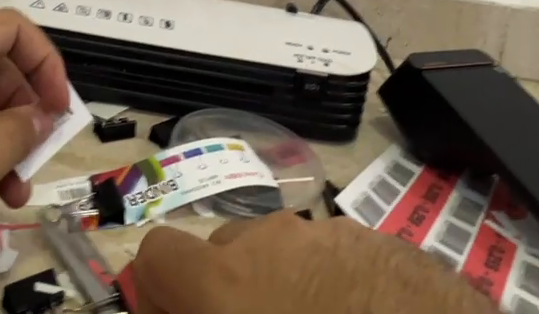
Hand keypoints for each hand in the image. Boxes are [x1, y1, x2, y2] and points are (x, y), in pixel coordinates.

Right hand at [129, 212, 497, 313]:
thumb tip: (179, 312)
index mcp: (227, 280)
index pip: (158, 252)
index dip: (159, 291)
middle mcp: (270, 239)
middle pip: (225, 251)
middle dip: (229, 294)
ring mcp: (330, 232)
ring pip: (284, 253)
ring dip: (285, 290)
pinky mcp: (380, 239)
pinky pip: (334, 256)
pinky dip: (335, 287)